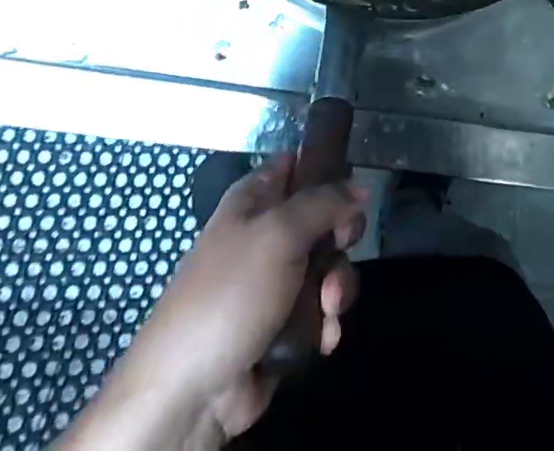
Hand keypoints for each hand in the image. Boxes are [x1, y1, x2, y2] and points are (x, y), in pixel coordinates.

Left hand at [54, 155, 365, 450]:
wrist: (193, 388)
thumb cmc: (232, 292)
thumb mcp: (280, 232)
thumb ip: (324, 202)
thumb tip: (361, 186)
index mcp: (255, 199)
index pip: (297, 165)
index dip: (327, 173)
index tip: (348, 193)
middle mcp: (267, 234)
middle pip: (324, 218)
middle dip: (341, 239)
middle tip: (340, 248)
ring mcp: (276, 280)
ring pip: (329, 266)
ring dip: (336, 288)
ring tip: (327, 309)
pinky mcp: (286, 322)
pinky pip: (322, 309)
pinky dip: (326, 323)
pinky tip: (320, 338)